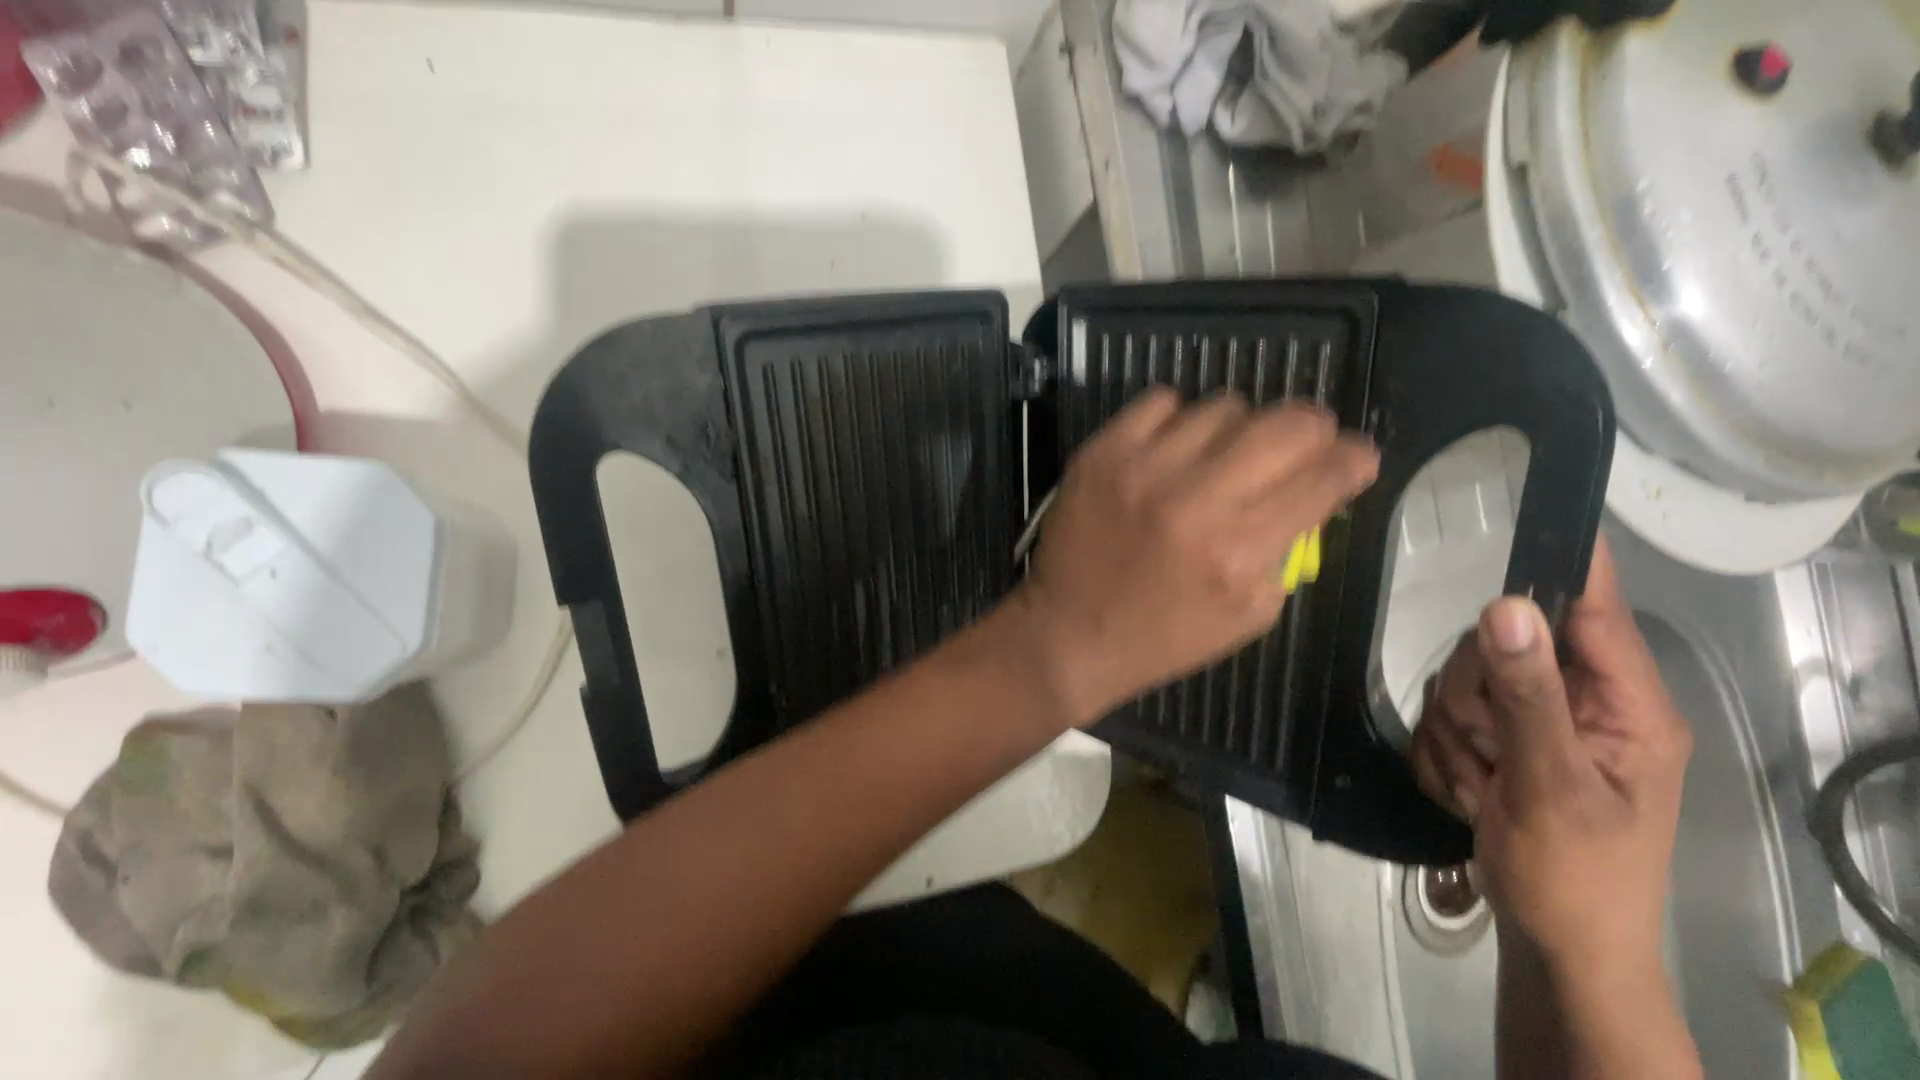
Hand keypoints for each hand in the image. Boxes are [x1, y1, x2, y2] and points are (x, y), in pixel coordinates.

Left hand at [1014, 387, 1378, 723]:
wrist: (1069, 634)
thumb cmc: (1165, 636)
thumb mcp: (1250, 615)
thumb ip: (1289, 549)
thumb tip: (1314, 492)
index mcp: (1240, 550)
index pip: (1324, 476)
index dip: (1356, 459)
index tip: (1357, 458)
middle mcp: (1196, 499)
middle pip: (1288, 423)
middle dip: (1314, 429)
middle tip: (1307, 444)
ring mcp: (1143, 468)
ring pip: (1225, 406)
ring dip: (1241, 428)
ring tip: (1229, 454)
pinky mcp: (1102, 452)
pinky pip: (1162, 402)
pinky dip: (1179, 420)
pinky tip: (1176, 448)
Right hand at [1410, 538, 1691, 975]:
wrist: (1557, 950)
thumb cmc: (1574, 877)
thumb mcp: (1552, 787)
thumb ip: (1528, 694)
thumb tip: (1508, 603)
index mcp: (1628, 706)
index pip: (1595, 610)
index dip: (1561, 566)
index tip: (1523, 524)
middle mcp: (1585, 703)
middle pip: (1500, 645)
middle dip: (1475, 702)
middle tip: (1487, 756)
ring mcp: (1540, 725)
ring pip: (1460, 683)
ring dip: (1456, 739)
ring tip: (1483, 791)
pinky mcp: (1503, 746)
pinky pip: (1443, 722)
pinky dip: (1445, 761)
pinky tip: (1471, 796)